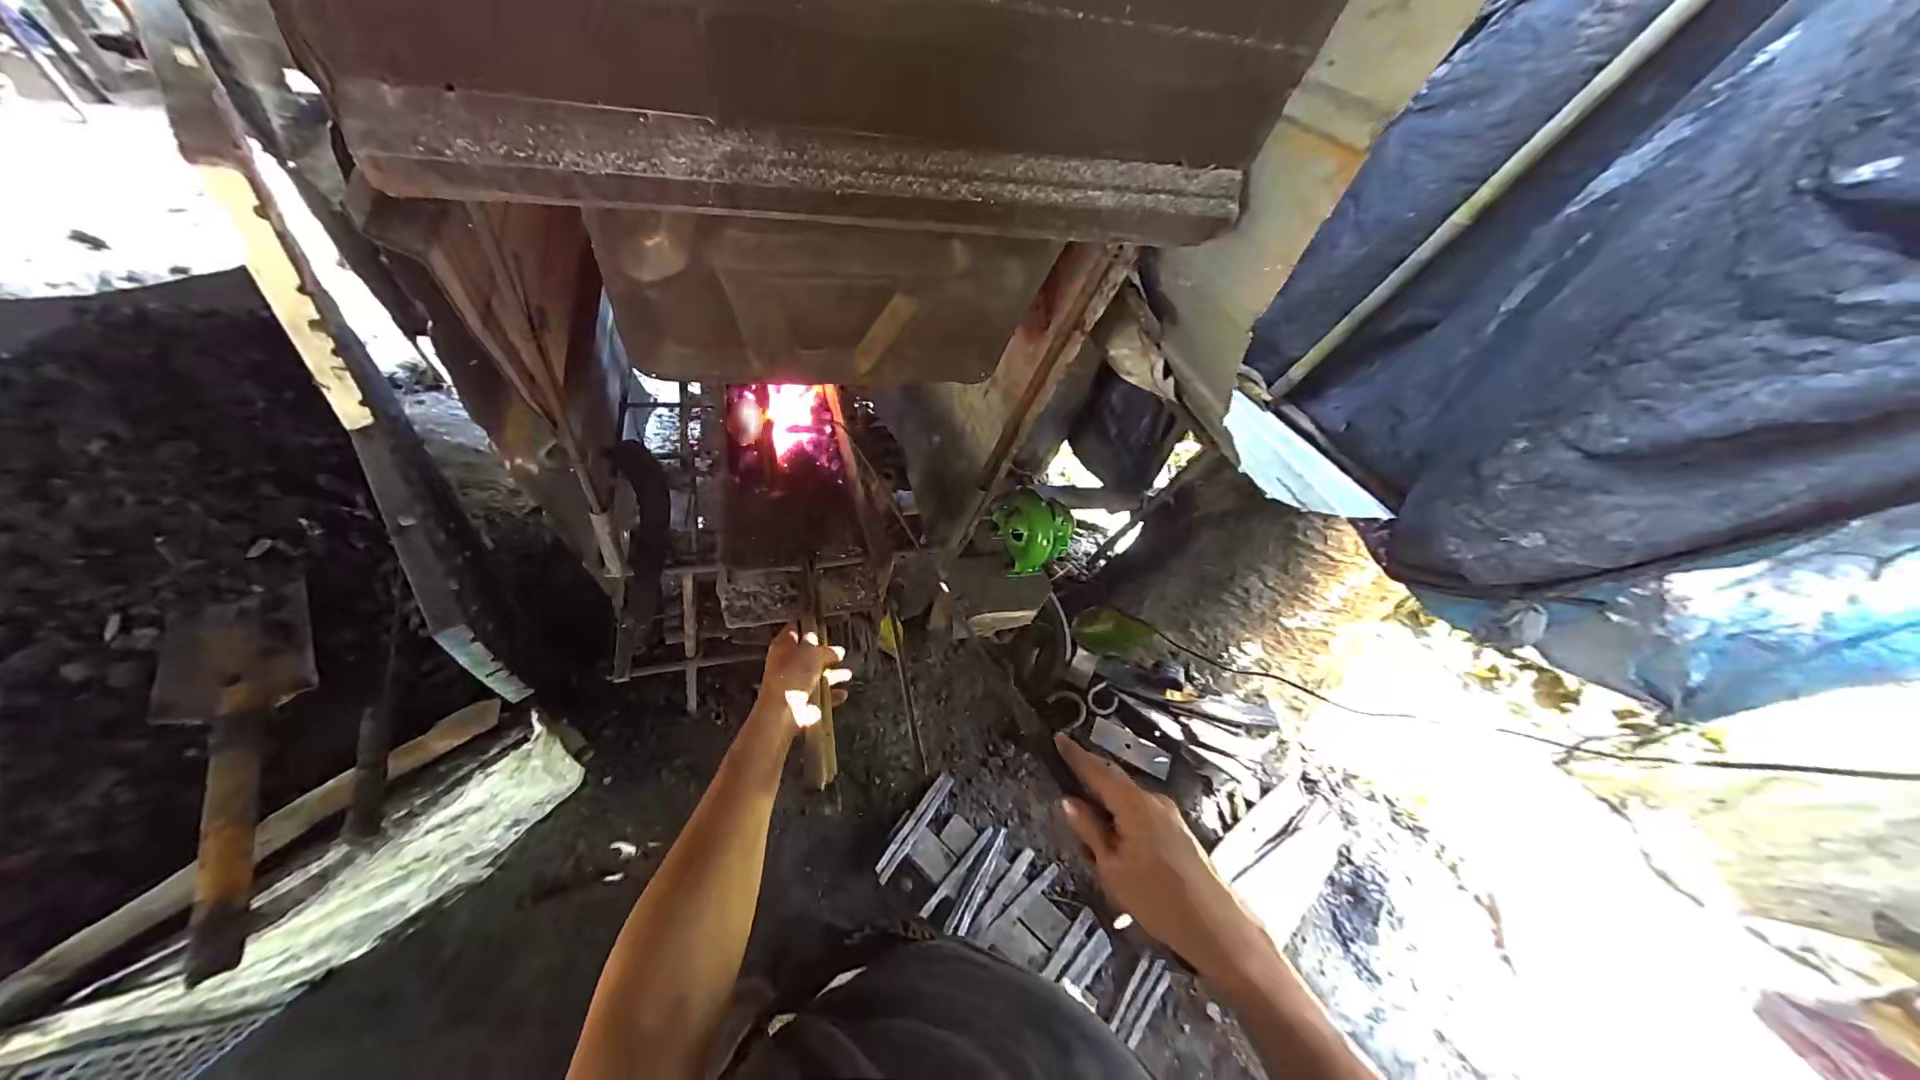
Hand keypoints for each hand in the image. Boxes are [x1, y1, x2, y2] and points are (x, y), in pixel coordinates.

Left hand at [756, 625, 850, 728]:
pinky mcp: (802, 702)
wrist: (784, 711)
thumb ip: (827, 650)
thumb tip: (837, 651)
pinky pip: (821, 696)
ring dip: (833, 675)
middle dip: (825, 654)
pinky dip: (832, 695)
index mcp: (783, 647)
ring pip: (816, 676)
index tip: (822, 624)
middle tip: (839, 651)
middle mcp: (786, 664)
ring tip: (847, 673)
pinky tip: (843, 693)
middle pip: (808, 654)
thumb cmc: (794, 675)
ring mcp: (794, 684)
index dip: (808, 625)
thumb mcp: (813, 654)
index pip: (794, 629)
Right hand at [1055, 732, 1273, 983]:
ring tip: (1085, 816)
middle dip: (1091, 777)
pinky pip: (1141, 812)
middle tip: (1066, 775)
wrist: (1215, 928)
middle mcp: (1154, 801)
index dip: (1076, 755)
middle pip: (1115, 781)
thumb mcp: (1112, 868)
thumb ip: (1090, 830)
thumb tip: (1070, 802)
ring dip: (1107, 801)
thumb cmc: (1157, 899)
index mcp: (1134, 804)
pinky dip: (1122, 814)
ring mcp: (1169, 814)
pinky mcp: (1177, 830)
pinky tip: (1113, 834)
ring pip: (1128, 799)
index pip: (1098, 770)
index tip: (1060, 739)